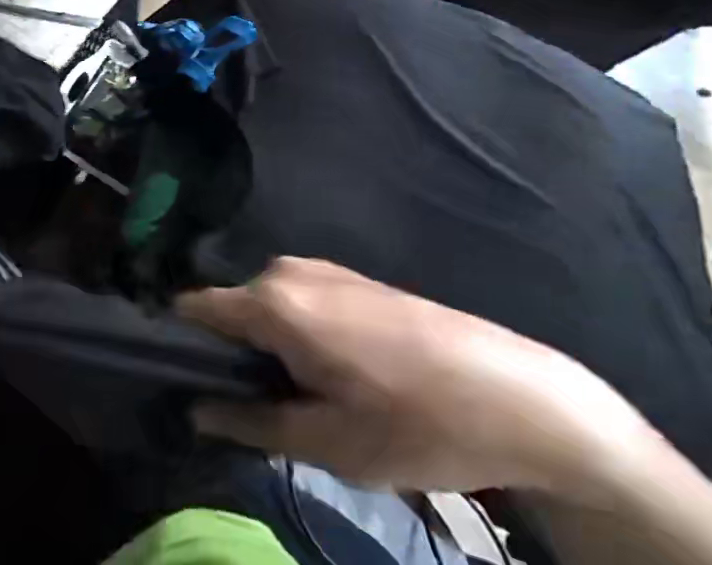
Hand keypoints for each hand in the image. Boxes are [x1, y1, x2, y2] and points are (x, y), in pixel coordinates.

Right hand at [176, 258, 660, 498]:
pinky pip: (297, 301)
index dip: (183, 346)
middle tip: (268, 404)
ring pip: (264, 307)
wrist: (528, 400)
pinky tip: (346, 372)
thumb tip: (196, 410)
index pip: (191, 309)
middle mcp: (285, 271)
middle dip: (235, 353)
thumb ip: (249, 423)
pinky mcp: (352, 276)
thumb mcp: (329, 443)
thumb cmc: (418, 424)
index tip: (197, 385)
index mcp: (271, 302)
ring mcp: (322, 268)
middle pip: (229, 310)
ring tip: (313, 393)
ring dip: (270, 345)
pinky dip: (299, 332)